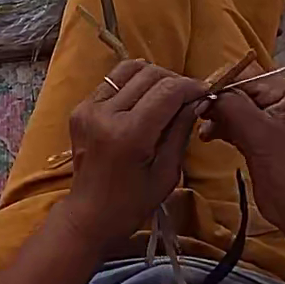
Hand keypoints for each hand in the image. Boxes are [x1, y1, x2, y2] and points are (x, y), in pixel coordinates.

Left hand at [55, 60, 206, 250]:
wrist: (89, 214)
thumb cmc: (133, 203)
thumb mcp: (167, 172)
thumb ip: (181, 130)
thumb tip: (198, 100)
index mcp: (129, 134)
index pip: (168, 90)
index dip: (191, 87)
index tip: (205, 92)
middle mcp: (105, 114)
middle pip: (149, 74)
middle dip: (175, 81)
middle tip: (188, 96)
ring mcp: (88, 108)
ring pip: (128, 70)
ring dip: (152, 77)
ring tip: (165, 95)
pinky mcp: (79, 109)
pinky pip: (111, 82)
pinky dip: (131, 85)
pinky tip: (142, 102)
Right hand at [199, 74, 284, 236]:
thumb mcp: (260, 135)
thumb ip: (233, 107)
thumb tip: (206, 92)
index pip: (243, 76)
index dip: (217, 85)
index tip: (194, 100)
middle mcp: (279, 104)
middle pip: (238, 92)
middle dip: (215, 102)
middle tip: (196, 118)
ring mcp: (271, 125)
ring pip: (235, 110)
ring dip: (217, 118)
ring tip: (203, 132)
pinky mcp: (263, 144)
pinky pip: (238, 127)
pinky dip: (223, 130)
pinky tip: (209, 137)